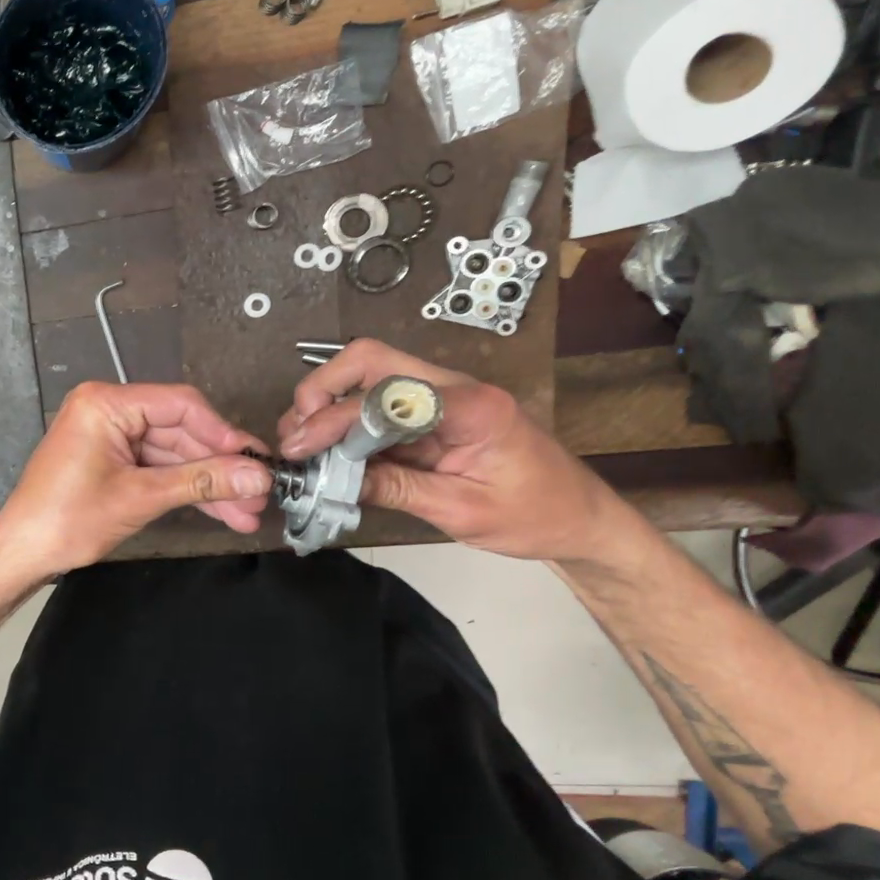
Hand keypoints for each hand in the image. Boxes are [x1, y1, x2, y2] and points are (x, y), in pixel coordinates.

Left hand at [0, 382, 271, 577]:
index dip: (223, 433)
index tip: (256, 460)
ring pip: (172, 454)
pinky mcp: (109, 461)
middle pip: (180, 430)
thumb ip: (201, 482)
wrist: (22, 553)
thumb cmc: (65, 520)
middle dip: (219, 466)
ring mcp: (108, 437)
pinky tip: (219, 510)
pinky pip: (155, 468)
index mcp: (105, 404)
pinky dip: (183, 489)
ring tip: (245, 512)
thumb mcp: (140, 497)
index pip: (180, 404)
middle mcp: (106, 411)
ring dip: (207, 483)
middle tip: (259, 493)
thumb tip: (256, 475)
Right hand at [275, 340, 632, 561]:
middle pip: (370, 359)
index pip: (386, 392)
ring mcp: (440, 397)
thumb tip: (331, 479)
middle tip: (296, 433)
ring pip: (367, 377)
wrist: (583, 519)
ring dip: (327, 404)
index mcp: (471, 407)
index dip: (336, 416)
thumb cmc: (535, 516)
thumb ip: (395, 489)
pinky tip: (326, 450)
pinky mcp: (430, 414)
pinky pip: (376, 405)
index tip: (300, 446)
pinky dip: (343, 423)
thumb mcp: (462, 511)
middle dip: (321, 389)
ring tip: (301, 444)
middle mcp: (453, 388)